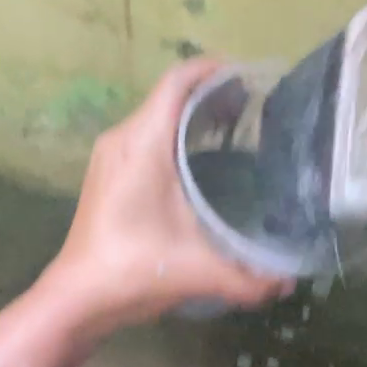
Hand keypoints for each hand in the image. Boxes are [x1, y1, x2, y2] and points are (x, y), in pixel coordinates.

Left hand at [41, 59, 289, 332]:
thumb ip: (250, 278)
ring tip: (235, 132)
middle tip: (254, 110)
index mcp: (143, 142)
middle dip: (212, 94)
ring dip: (192, 117)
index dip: (215, 69)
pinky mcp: (106, 174)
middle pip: (170, 95)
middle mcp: (123, 138)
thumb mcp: (200, 271)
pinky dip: (174, 137)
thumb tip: (288, 283)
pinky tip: (200, 165)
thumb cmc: (135, 270)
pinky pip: (145, 137)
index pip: (179, 81)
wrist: (78, 297)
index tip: (251, 77)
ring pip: (156, 116)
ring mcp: (110, 156)